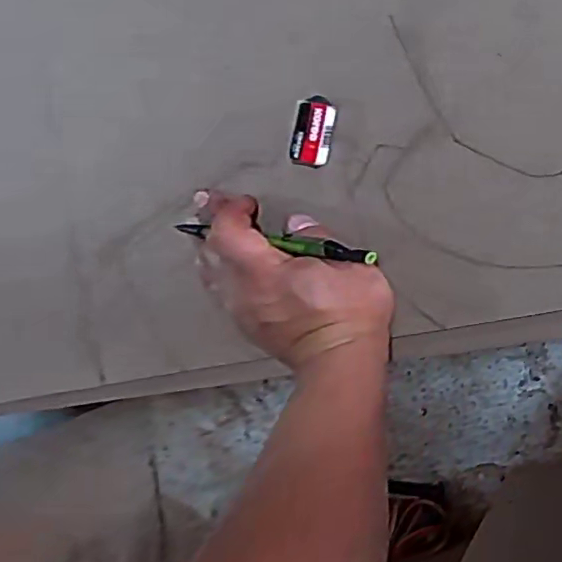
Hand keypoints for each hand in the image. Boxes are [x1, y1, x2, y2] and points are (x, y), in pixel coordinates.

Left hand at [192, 190, 394, 373]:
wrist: (343, 359)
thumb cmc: (351, 314)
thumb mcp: (350, 265)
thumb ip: (321, 240)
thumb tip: (301, 227)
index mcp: (265, 272)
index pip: (229, 232)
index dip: (232, 211)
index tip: (246, 202)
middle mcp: (244, 292)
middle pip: (210, 252)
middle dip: (213, 225)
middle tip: (214, 204)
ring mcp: (243, 311)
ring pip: (212, 273)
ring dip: (214, 249)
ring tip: (222, 232)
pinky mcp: (251, 325)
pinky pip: (224, 290)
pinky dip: (224, 270)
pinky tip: (237, 265)